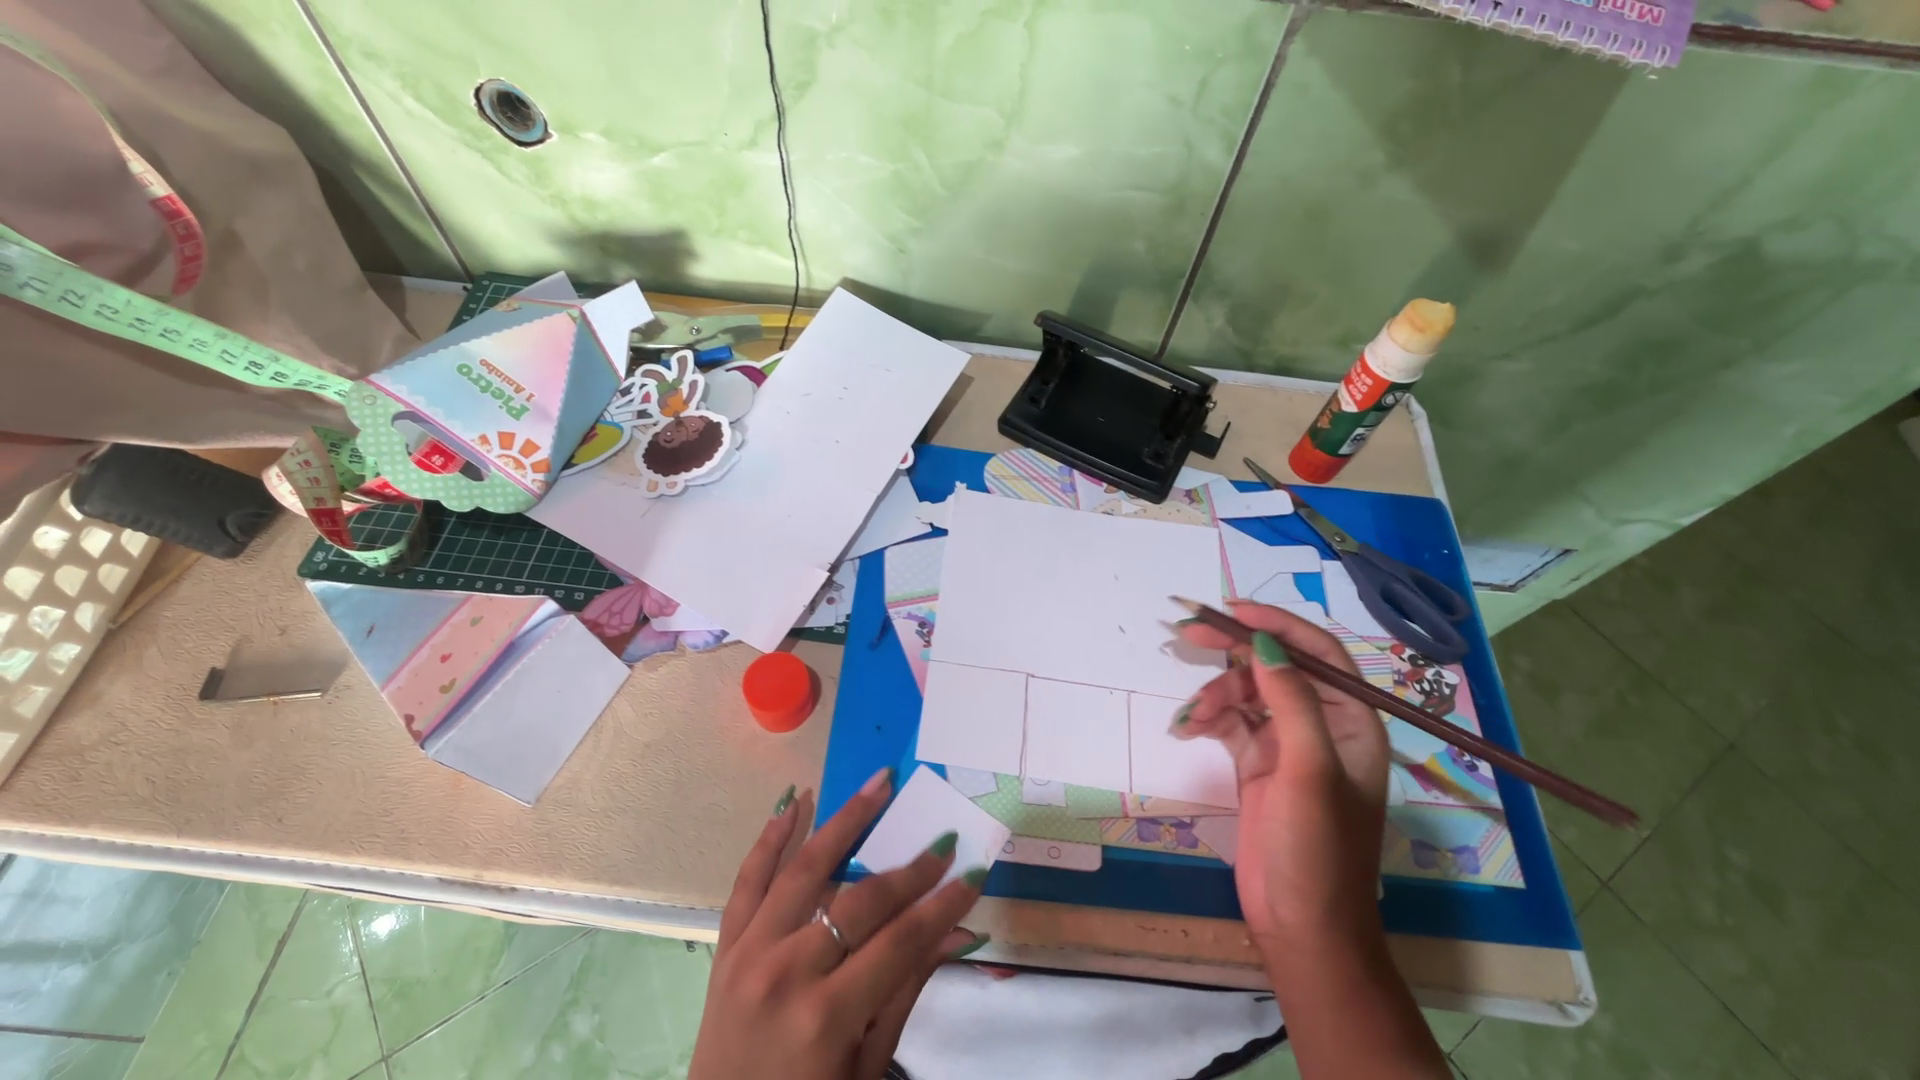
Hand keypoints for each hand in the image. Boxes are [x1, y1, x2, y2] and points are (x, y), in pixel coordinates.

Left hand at [689, 769, 988, 1079]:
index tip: (971, 874)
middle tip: (941, 839)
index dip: (939, 906)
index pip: (898, 943)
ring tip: (878, 784)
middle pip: (858, 902)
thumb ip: (907, 990)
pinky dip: (770, 838)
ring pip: (803, 871)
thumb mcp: (866, 1062)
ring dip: (844, 821)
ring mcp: (748, 954)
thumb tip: (959, 934)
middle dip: (907, 870)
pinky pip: (746, 880)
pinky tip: (795, 803)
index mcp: (826, 1015)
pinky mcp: (725, 947)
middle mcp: (785, 973)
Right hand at [1173, 602, 1389, 948]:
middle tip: (1185, 636)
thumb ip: (1290, 701)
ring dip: (1215, 696)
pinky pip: (1229, 724)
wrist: (1301, 923)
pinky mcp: (1257, 766)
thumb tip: (1264, 643)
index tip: (1229, 610)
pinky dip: (1207, 720)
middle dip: (1232, 652)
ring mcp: (1286, 746)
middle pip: (1275, 667)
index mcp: (1351, 721)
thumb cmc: (1317, 848)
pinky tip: (1187, 729)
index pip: (1317, 653)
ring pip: (1246, 695)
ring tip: (1192, 719)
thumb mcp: (1308, 769)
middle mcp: (1321, 726)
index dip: (1276, 624)